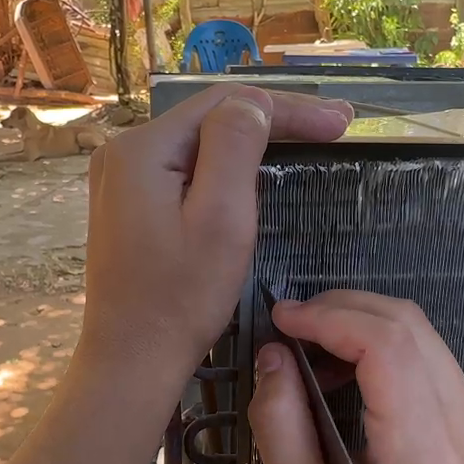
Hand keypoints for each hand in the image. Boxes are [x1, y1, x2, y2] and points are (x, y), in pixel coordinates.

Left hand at [78, 85, 350, 374]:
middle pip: (210, 119)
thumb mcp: (220, 219)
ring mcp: (120, 179)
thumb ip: (234, 148)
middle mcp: (123, 152)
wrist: (131, 360)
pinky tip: (256, 167)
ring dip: (252, 141)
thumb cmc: (181, 299)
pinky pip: (183, 169)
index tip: (342, 122)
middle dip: (275, 121)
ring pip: (199, 143)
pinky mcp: (127, 204)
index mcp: (142, 149)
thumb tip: (253, 105)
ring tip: (307, 139)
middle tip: (335, 127)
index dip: (288, 109)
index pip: (226, 104)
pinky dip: (224, 166)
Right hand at [248, 291, 463, 463]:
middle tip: (288, 329)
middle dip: (342, 309)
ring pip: (420, 333)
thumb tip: (272, 356)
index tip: (280, 320)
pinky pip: (427, 357)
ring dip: (359, 324)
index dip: (330, 318)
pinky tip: (344, 374)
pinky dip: (380, 346)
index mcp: (424, 452)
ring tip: (309, 353)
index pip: (388, 346)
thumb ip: (280, 426)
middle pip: (408, 325)